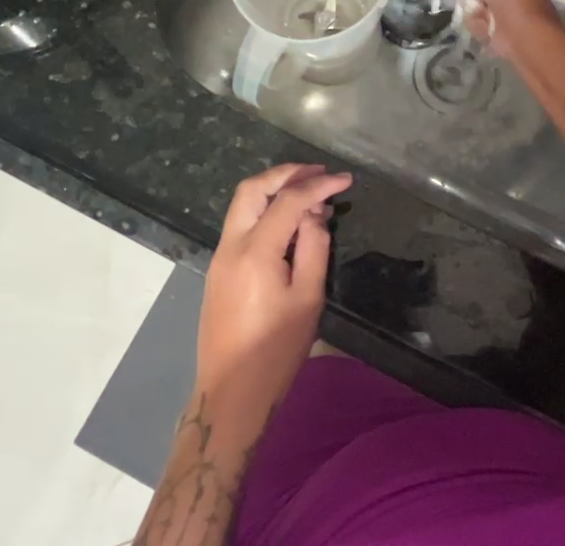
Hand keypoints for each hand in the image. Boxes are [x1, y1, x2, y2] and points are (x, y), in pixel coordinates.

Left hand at [197, 164, 351, 407]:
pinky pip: (241, 224)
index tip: (345, 180)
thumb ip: (314, 249)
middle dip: (287, 174)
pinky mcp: (219, 270)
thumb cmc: (276, 351)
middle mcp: (231, 245)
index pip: (288, 201)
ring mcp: (220, 257)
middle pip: (253, 189)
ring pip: (243, 203)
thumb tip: (315, 216)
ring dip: (274, 189)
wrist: (231, 392)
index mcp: (255, 251)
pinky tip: (290, 221)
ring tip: (309, 191)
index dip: (319, 185)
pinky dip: (265, 210)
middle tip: (319, 172)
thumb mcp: (308, 300)